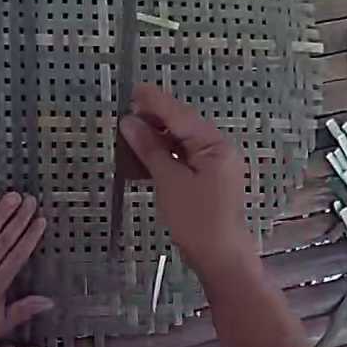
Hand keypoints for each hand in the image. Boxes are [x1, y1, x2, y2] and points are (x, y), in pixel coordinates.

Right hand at [119, 83, 258, 277]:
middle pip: (182, 126)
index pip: (180, 115)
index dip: (155, 102)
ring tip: (130, 135)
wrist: (220, 257)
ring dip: (156, 139)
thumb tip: (129, 122)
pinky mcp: (207, 182)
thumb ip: (150, 149)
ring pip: (181, 144)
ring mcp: (214, 166)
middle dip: (155, 119)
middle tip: (126, 114)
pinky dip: (163, 157)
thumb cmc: (196, 219)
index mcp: (213, 145)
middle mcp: (217, 150)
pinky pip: (183, 160)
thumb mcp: (169, 181)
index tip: (133, 90)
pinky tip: (143, 160)